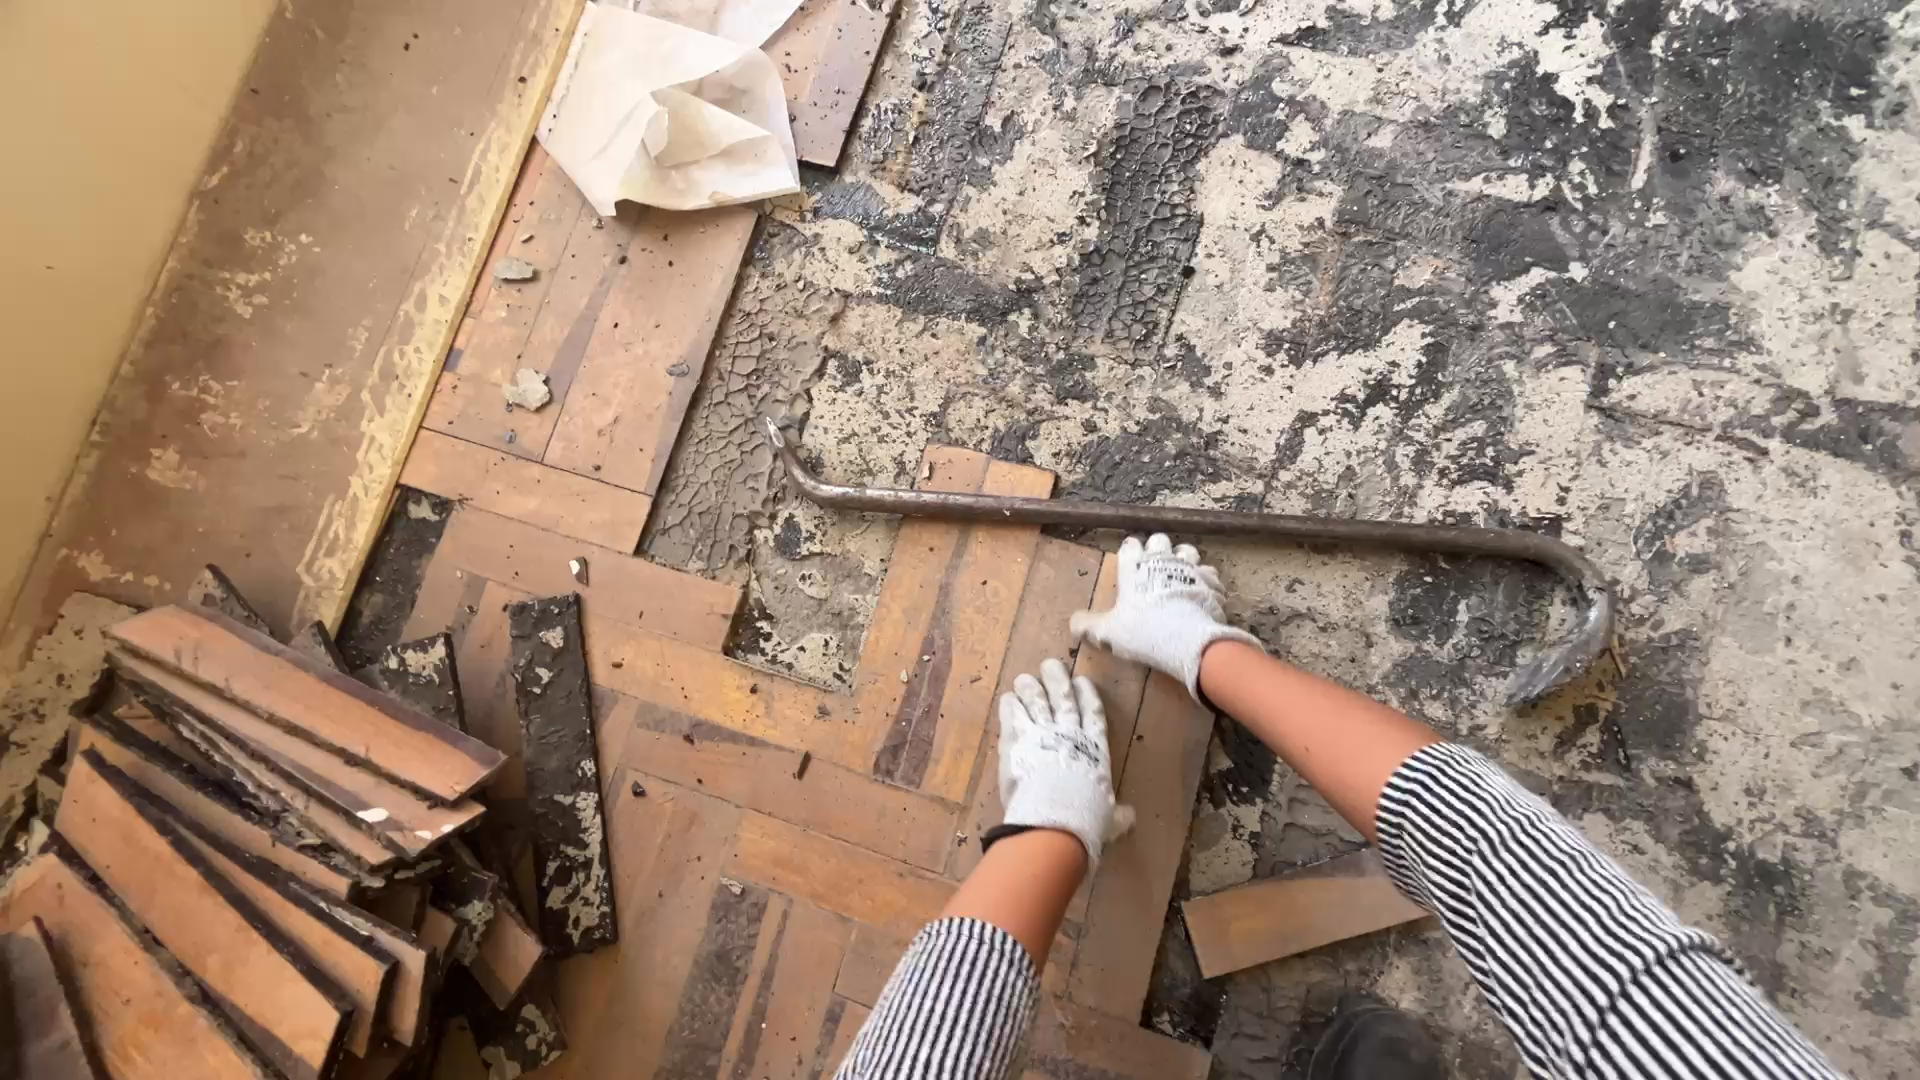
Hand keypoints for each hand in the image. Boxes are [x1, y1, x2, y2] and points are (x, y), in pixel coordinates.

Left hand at [997, 658, 1133, 865]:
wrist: (1054, 821)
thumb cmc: (1086, 819)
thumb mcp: (1109, 819)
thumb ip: (1117, 814)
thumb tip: (1129, 817)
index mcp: (1095, 749)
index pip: (1094, 714)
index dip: (1088, 696)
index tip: (1082, 681)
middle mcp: (1069, 734)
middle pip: (1063, 698)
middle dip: (1057, 680)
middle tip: (1050, 665)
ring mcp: (1041, 732)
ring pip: (1035, 701)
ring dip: (1030, 688)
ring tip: (1025, 679)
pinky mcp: (1016, 738)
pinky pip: (1012, 714)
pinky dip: (1010, 705)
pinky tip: (1008, 698)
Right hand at [1069, 533, 1261, 700]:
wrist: (1187, 641)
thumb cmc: (1143, 631)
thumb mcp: (1107, 633)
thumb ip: (1088, 626)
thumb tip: (1073, 623)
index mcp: (1134, 567)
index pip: (1129, 545)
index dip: (1129, 552)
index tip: (1128, 563)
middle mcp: (1162, 560)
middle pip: (1159, 539)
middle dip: (1157, 549)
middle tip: (1154, 567)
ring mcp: (1190, 568)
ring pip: (1188, 550)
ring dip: (1184, 558)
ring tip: (1180, 574)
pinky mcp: (1211, 582)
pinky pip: (1209, 573)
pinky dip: (1205, 580)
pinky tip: (1202, 593)